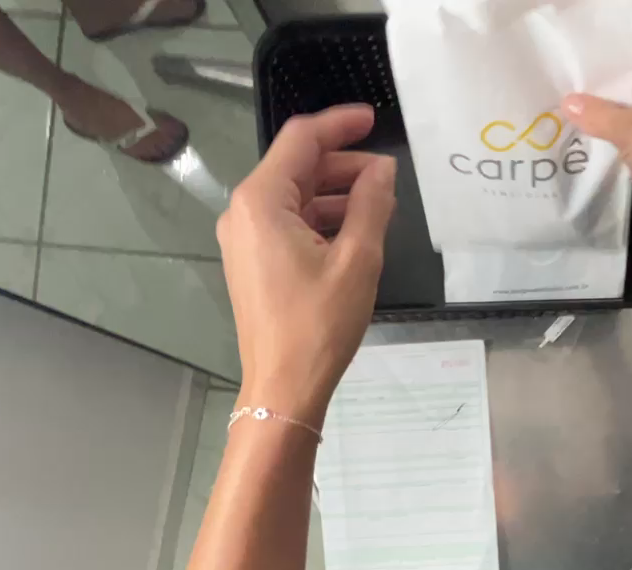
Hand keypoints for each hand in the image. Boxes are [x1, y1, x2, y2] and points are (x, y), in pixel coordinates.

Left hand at [218, 104, 396, 425]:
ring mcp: (244, 241)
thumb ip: (371, 205)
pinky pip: (287, 227)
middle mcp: (244, 213)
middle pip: (296, 169)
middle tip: (387, 180)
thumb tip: (382, 171)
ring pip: (294, 200)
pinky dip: (320, 223)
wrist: (284, 388)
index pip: (301, 139)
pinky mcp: (252, 265)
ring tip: (378, 210)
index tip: (374, 119)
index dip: (340, 124)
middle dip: (342, 167)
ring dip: (334, 197)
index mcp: (262, 201)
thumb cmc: (320, 326)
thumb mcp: (358, 262)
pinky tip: (352, 236)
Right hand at [562, 52, 631, 244]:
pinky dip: (612, 144)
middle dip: (592, 101)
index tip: (561, 79)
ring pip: (624, 117)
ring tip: (561, 125)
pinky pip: (630, 139)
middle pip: (622, 89)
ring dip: (600, 126)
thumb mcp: (630, 130)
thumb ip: (596, 115)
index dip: (593, 71)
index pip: (623, 61)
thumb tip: (566, 101)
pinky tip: (584, 148)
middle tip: (554, 105)